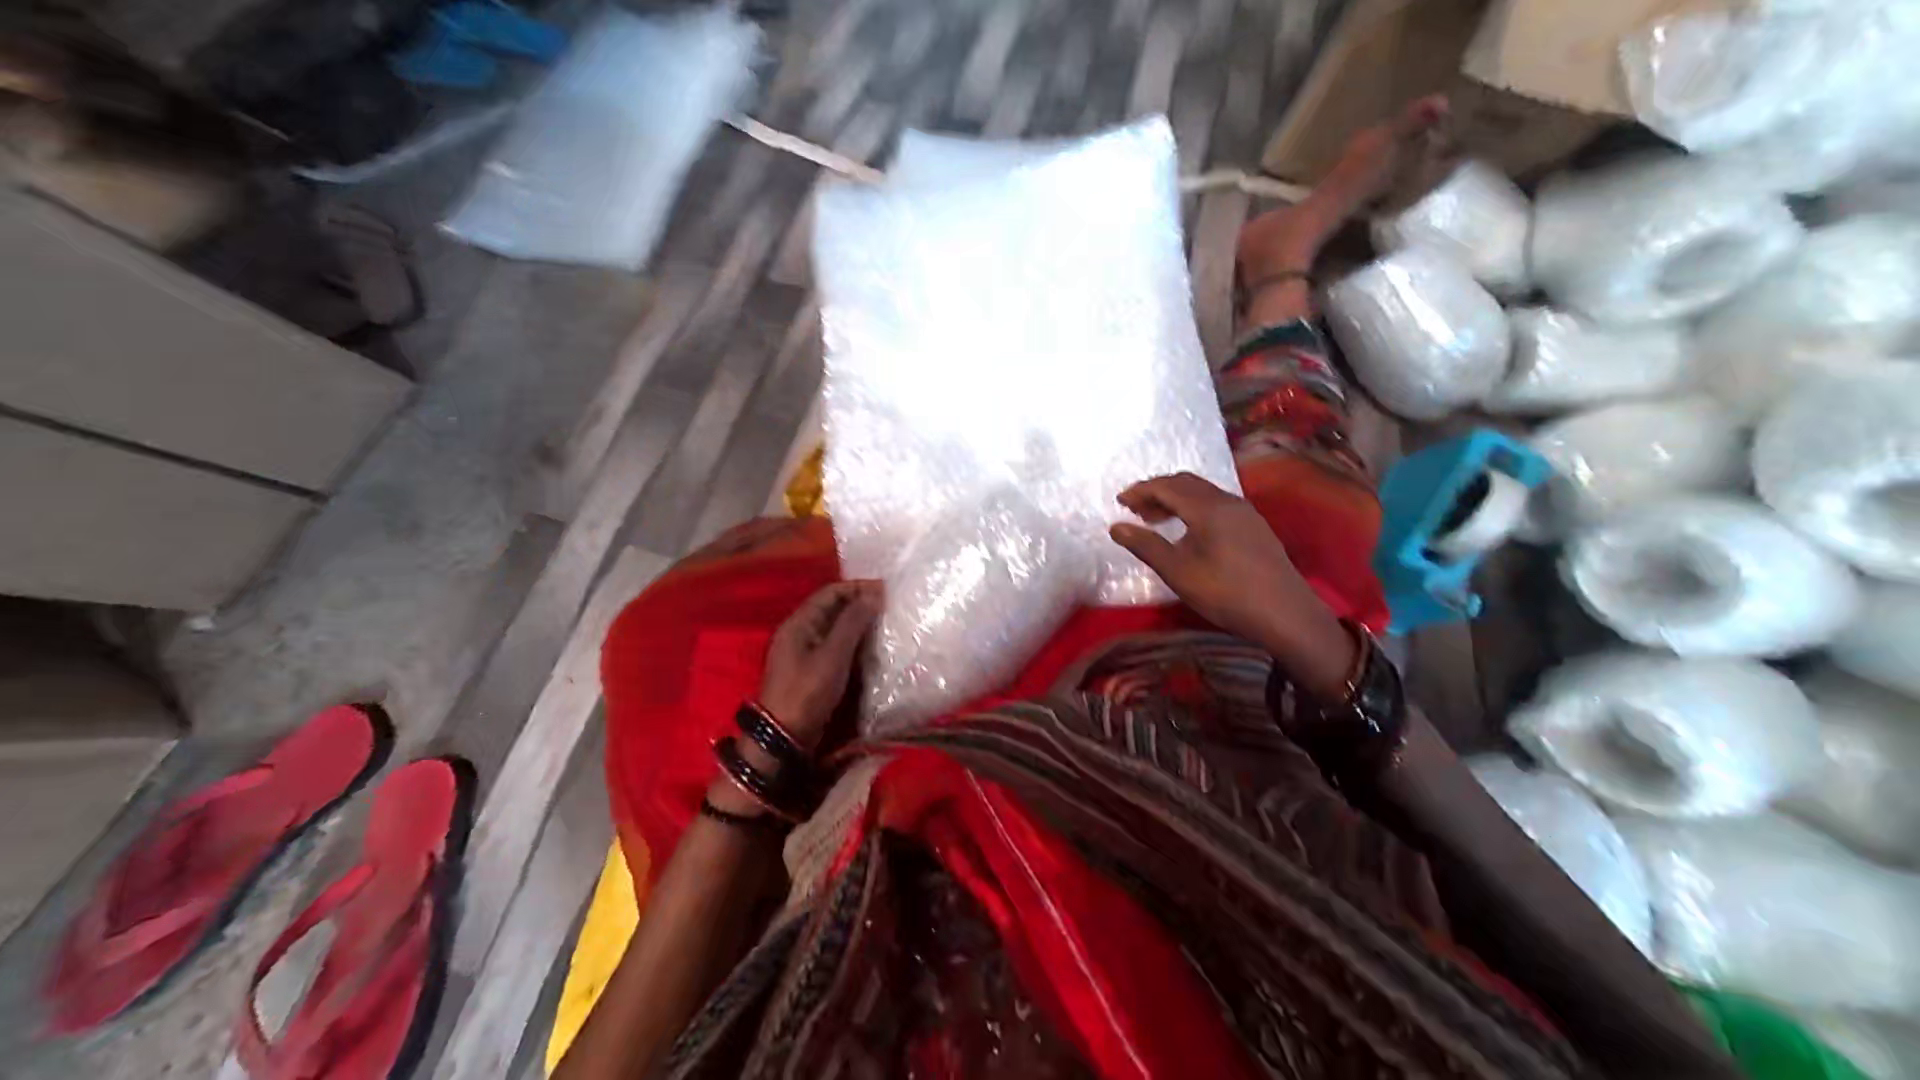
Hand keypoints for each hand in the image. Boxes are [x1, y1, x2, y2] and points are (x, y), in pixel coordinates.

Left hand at [756, 580, 882, 752]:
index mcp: (798, 623)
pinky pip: (834, 647)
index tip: (886, 590)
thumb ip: (852, 623)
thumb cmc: (807, 691)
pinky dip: (853, 643)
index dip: (857, 587)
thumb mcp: (833, 655)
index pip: (830, 593)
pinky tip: (871, 648)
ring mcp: (803, 652)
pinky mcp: (811, 670)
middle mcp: (799, 632)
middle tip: (889, 606)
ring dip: (858, 624)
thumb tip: (873, 594)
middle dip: (859, 604)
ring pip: (834, 628)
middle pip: (831, 608)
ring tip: (885, 624)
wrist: (785, 736)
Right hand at [1110, 474, 1355, 697]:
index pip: (1166, 486)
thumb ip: (1145, 545)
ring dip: (1176, 500)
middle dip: (1157, 491)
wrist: (1285, 614)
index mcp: (1207, 507)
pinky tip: (1188, 531)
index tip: (1120, 501)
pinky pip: (1216, 504)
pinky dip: (1194, 508)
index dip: (1140, 491)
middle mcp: (1228, 501)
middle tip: (1135, 510)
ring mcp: (1245, 512)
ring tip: (1156, 520)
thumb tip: (1116, 527)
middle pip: (1186, 483)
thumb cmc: (1225, 593)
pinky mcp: (1254, 526)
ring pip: (1203, 493)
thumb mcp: (1178, 572)